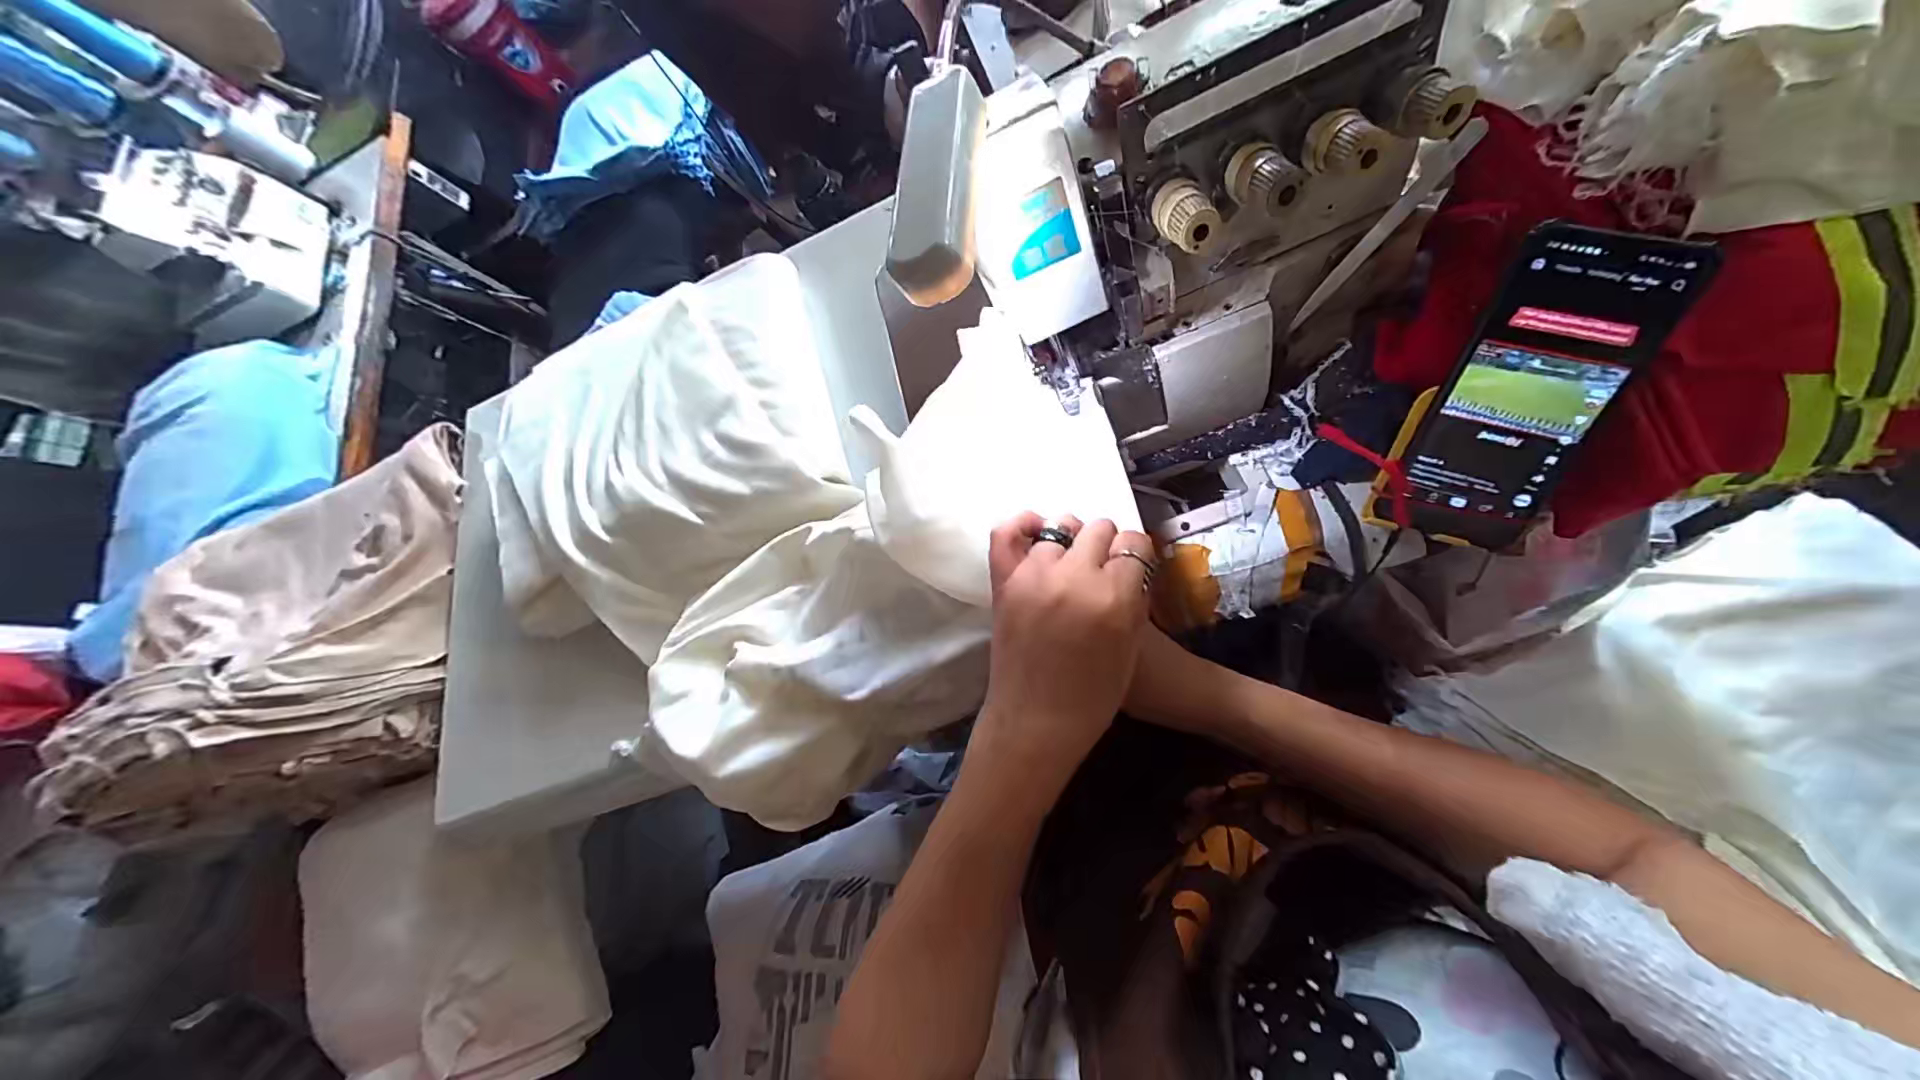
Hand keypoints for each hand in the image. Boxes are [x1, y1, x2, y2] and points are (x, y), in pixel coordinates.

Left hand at [971, 512, 1155, 795]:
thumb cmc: (1094, 694)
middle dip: (1107, 546)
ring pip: (1062, 527)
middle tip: (1102, 570)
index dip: (1135, 555)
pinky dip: (1023, 525)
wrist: (1036, 721)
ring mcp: (1035, 576)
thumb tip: (1127, 561)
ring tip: (1071, 564)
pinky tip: (1036, 530)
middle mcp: (1076, 577)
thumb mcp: (1133, 644)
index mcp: (1115, 597)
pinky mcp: (1005, 582)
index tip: (1131, 568)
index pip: (1134, 543)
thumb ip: (1133, 596)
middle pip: (1099, 528)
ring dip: (1072, 541)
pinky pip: (1007, 533)